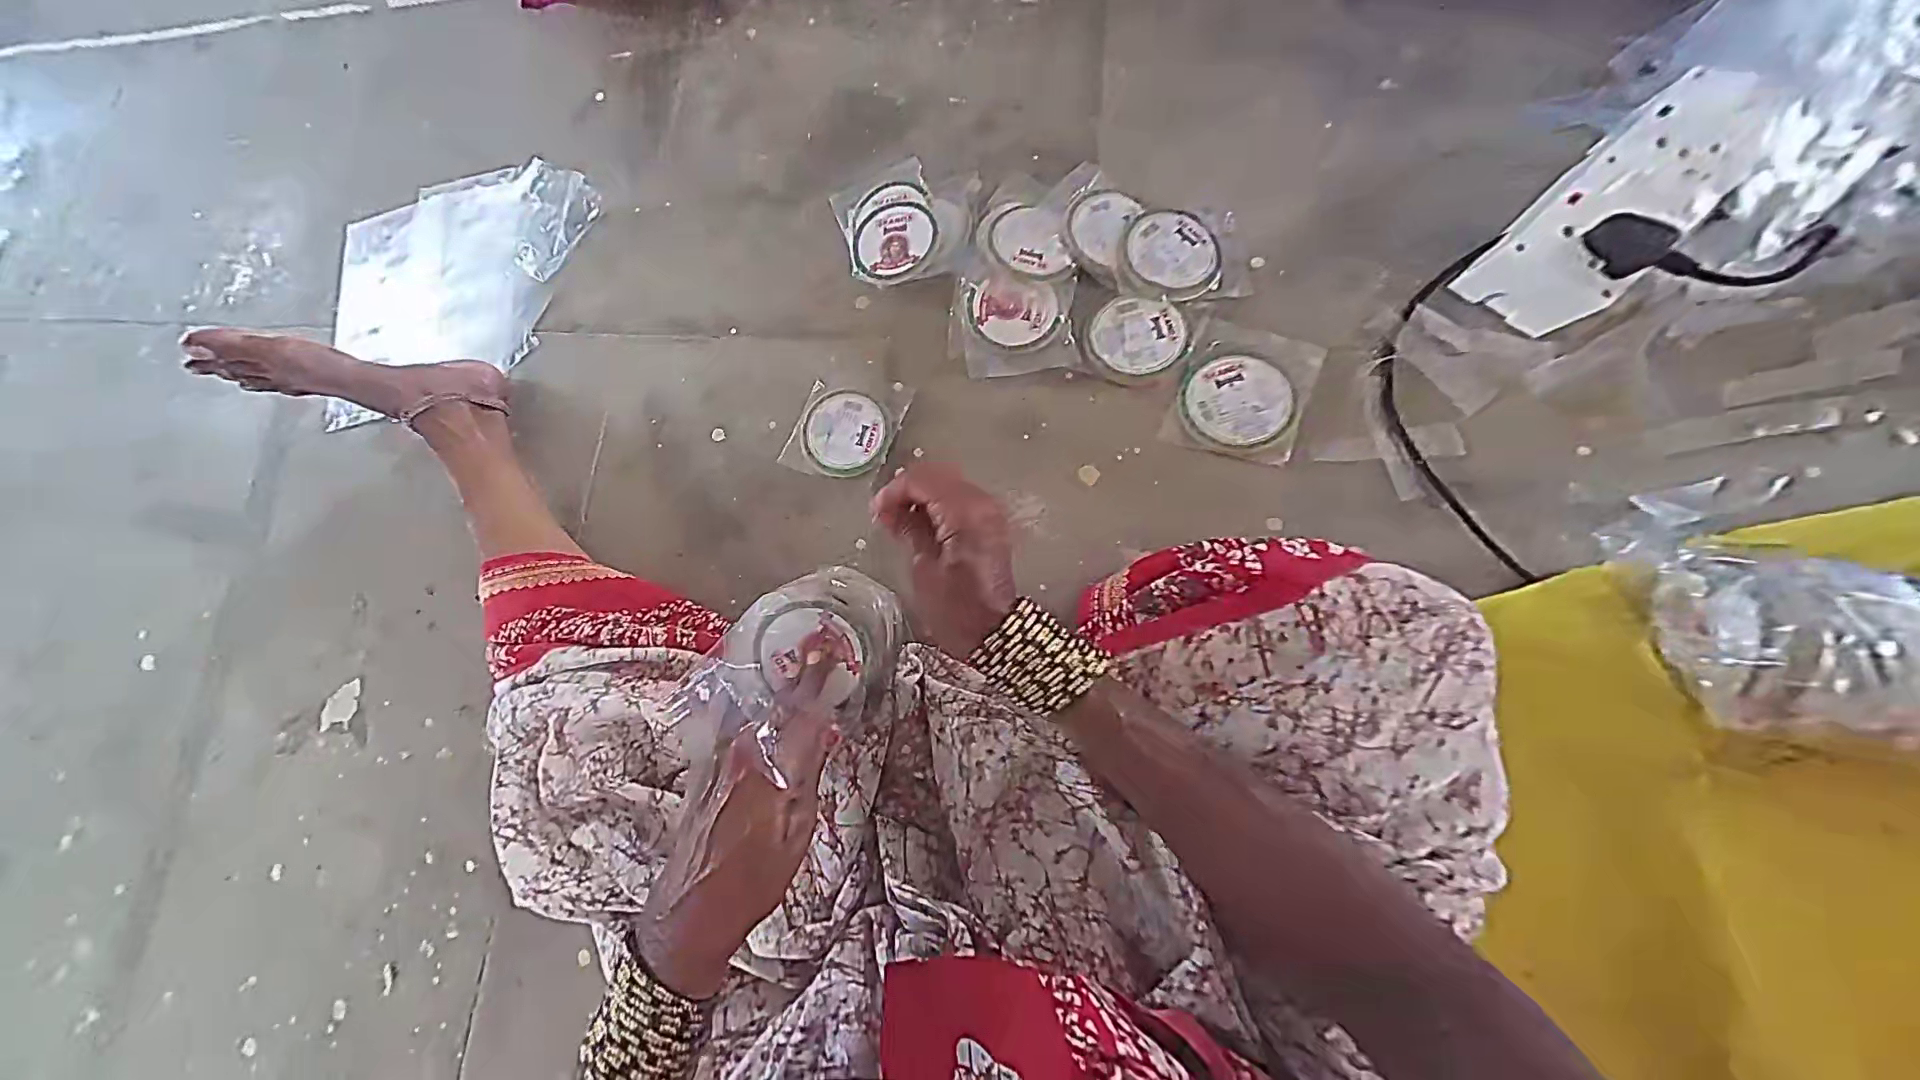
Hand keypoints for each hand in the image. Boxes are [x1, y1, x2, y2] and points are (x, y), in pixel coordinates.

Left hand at [632, 635, 844, 998]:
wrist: (689, 911)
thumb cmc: (752, 879)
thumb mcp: (797, 832)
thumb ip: (810, 772)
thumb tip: (825, 726)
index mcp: (767, 764)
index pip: (801, 707)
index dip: (818, 671)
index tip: (832, 643)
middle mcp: (739, 751)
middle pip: (776, 699)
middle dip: (801, 668)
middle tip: (821, 643)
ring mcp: (719, 756)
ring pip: (756, 709)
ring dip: (781, 684)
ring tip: (804, 663)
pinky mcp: (708, 766)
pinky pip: (740, 724)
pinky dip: (760, 705)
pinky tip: (771, 701)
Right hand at [871, 463, 1017, 656]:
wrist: (996, 632)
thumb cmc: (956, 608)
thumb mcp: (924, 568)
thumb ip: (910, 529)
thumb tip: (892, 510)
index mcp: (965, 512)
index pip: (923, 480)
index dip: (894, 490)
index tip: (876, 510)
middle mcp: (982, 504)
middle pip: (938, 476)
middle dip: (908, 489)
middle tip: (885, 513)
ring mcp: (990, 512)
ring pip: (949, 485)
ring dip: (922, 496)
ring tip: (898, 520)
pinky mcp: (992, 524)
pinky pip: (960, 500)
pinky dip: (938, 505)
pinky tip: (920, 525)